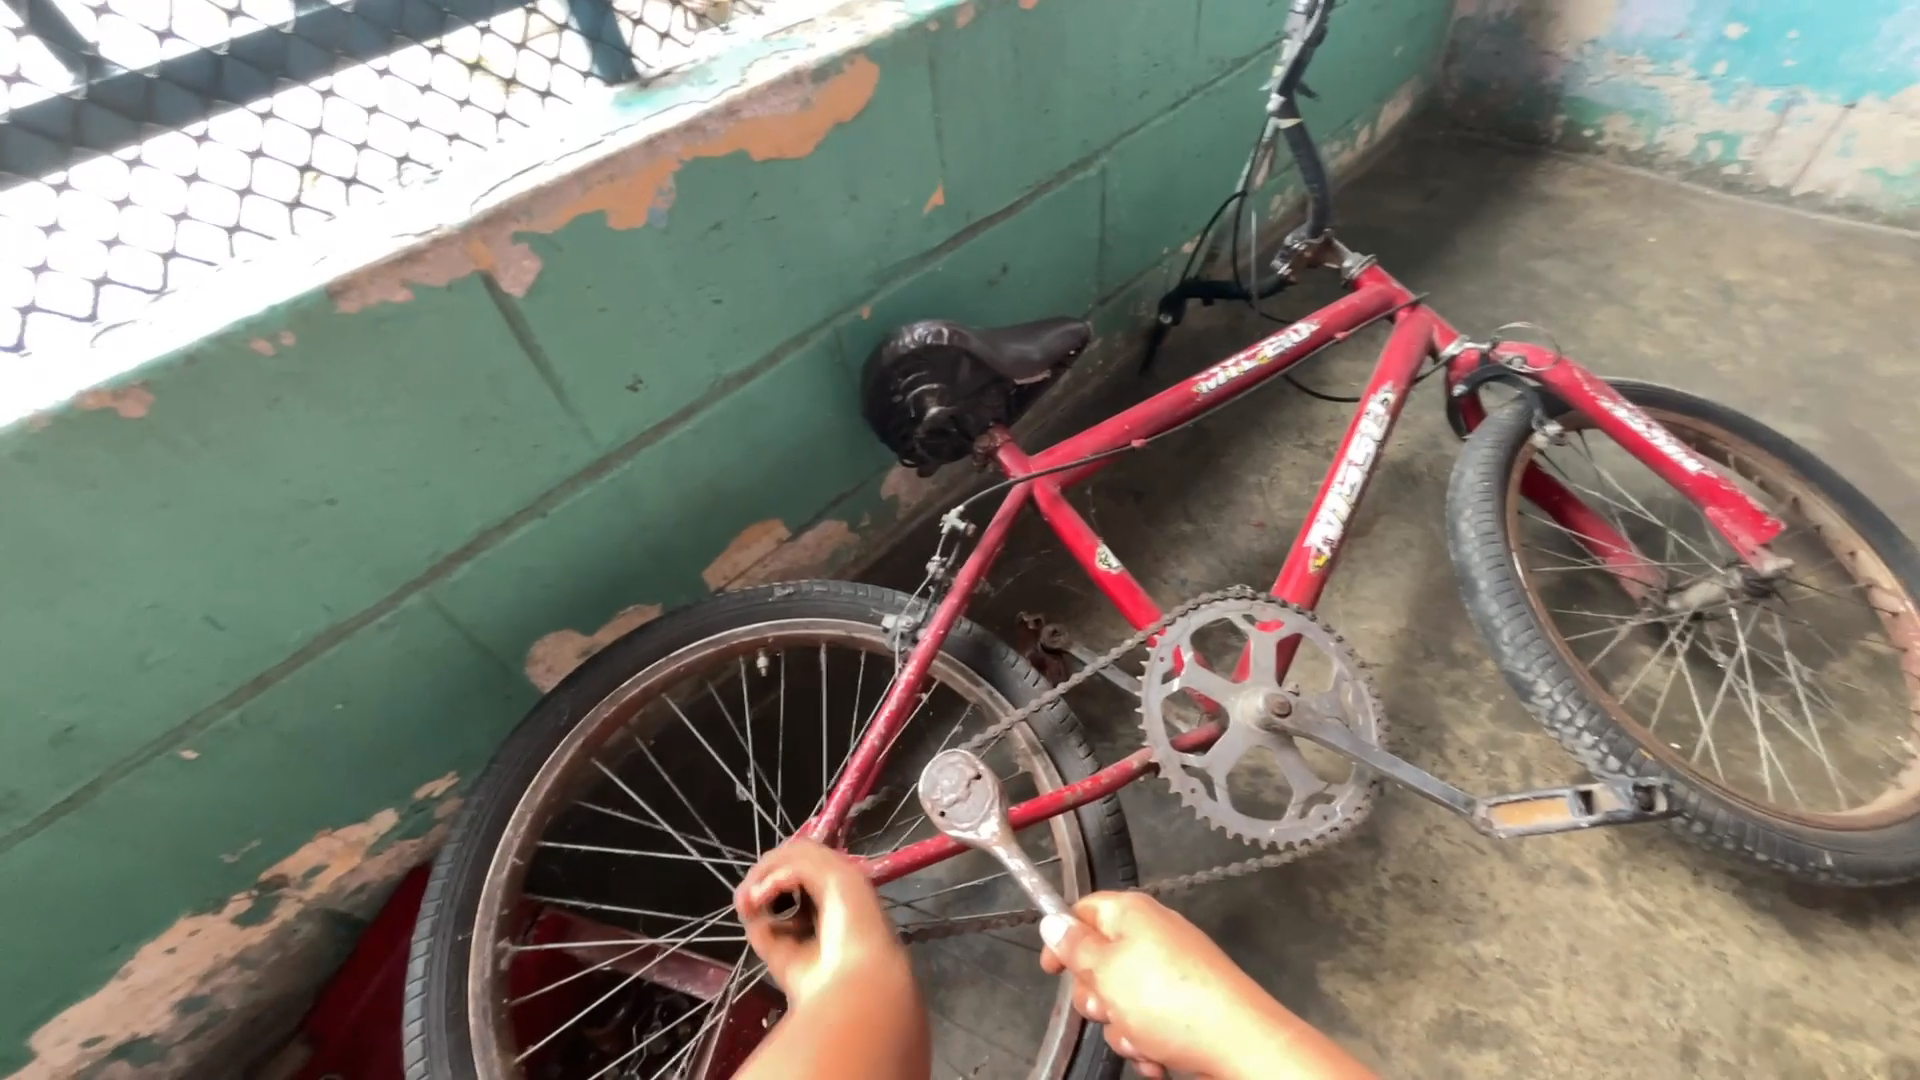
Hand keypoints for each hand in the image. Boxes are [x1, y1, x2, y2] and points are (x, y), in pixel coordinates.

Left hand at [735, 838, 911, 1007]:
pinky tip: (760, 898)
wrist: (855, 994)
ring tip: (750, 897)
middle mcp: (841, 881)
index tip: (748, 908)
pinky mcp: (838, 873)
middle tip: (745, 899)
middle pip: (799, 855)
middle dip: (766, 871)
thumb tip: (749, 902)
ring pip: (799, 851)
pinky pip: (799, 865)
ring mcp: (843, 873)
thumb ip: (765, 925)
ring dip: (767, 869)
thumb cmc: (826, 981)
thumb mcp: (783, 952)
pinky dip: (775, 878)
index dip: (773, 882)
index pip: (801, 874)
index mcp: (835, 900)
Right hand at [1040, 892, 1372, 1079]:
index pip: (1083, 911)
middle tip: (1107, 1009)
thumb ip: (1073, 947)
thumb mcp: (1106, 971)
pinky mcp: (1189, 1002)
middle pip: (1100, 959)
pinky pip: (1151, 1017)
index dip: (1062, 939)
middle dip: (1097, 996)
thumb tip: (1051, 920)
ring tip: (1141, 1043)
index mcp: (1130, 912)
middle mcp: (1151, 933)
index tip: (1050, 972)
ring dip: (1123, 1027)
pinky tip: (1157, 1059)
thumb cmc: (1167, 1000)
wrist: (1241, 1044)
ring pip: (1123, 997)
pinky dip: (1148, 1040)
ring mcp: (1173, 969)